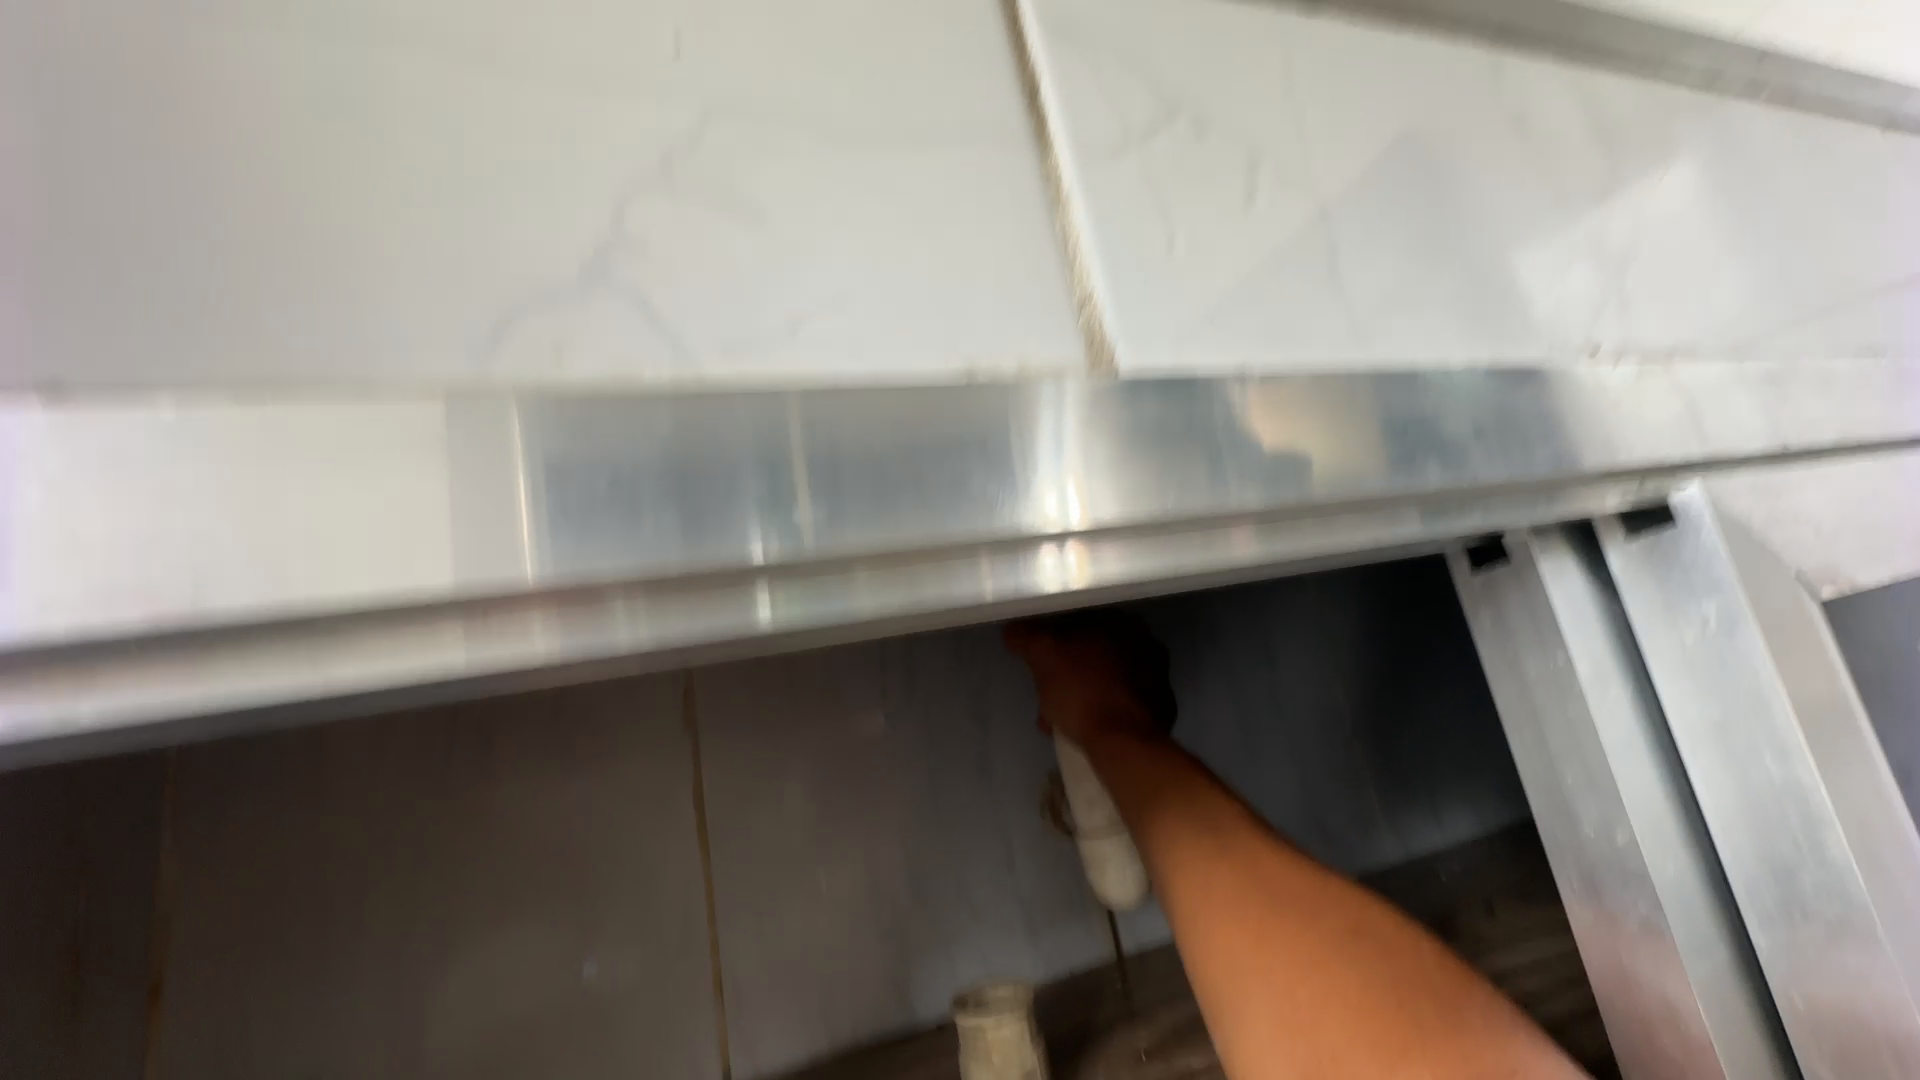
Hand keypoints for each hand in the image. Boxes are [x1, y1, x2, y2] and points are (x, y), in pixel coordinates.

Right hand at [1004, 610, 1175, 747]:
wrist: (1124, 743)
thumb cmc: (1083, 690)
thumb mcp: (1043, 656)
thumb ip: (1026, 637)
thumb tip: (1013, 630)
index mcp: (1123, 623)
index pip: (1080, 622)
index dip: (1053, 640)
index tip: (1038, 660)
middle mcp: (1148, 645)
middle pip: (1093, 654)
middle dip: (1067, 673)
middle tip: (1046, 693)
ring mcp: (1158, 679)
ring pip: (1106, 681)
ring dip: (1081, 695)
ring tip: (1057, 719)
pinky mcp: (1160, 710)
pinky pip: (1120, 705)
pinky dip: (1101, 712)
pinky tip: (1081, 729)